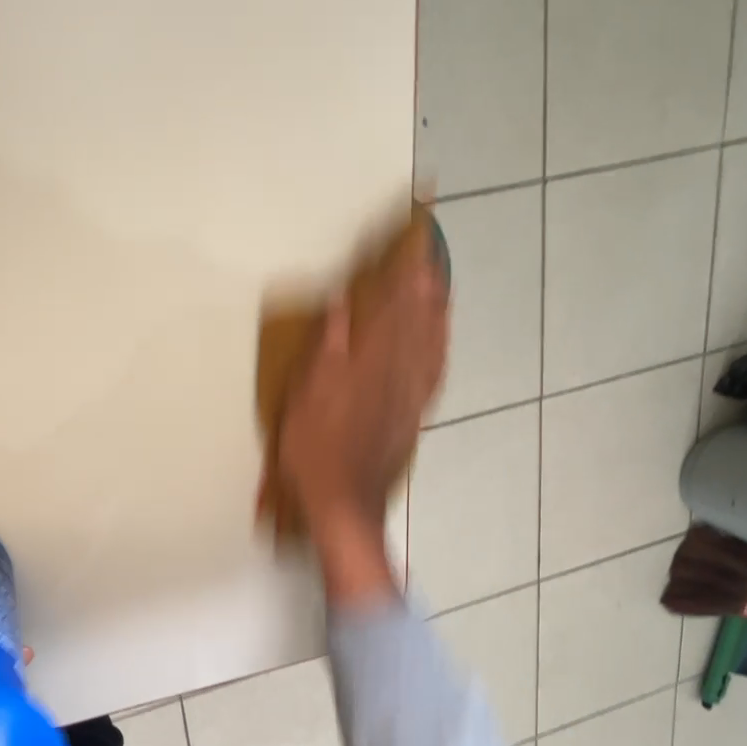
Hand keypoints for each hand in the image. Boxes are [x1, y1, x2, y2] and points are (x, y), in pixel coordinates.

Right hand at [275, 215, 450, 606]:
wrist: (344, 503)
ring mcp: (410, 395)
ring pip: (430, 343)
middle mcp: (398, 372)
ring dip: (435, 311)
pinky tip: (440, 340)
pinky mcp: (413, 416)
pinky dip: (439, 348)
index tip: (414, 242)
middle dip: (424, 285)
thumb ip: (328, 348)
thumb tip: (341, 303)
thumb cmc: (316, 449)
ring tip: (440, 285)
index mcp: (369, 363)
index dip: (403, 274)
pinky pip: (434, 372)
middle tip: (431, 253)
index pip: (392, 307)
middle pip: (417, 320)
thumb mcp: (306, 397)